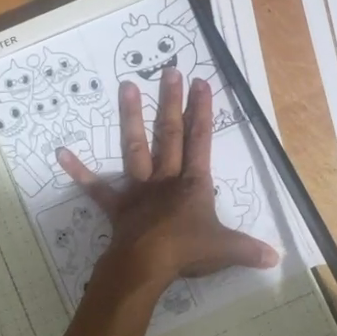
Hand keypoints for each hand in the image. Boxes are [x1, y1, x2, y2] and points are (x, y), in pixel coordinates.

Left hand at [57, 70, 277, 290]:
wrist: (146, 264)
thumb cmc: (186, 252)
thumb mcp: (226, 250)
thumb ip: (249, 250)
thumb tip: (276, 258)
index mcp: (193, 184)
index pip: (200, 141)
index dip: (203, 112)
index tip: (202, 84)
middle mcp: (165, 178)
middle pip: (169, 134)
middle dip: (172, 102)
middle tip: (169, 70)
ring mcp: (138, 189)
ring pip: (135, 147)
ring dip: (131, 117)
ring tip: (127, 86)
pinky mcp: (116, 205)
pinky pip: (96, 187)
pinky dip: (79, 171)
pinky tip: (61, 152)